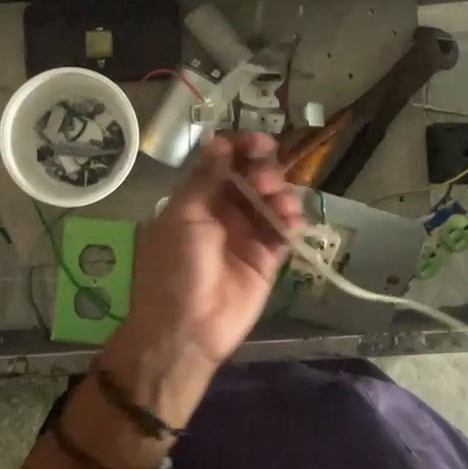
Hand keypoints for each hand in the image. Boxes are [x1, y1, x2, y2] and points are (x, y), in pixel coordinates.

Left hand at [114, 133, 302, 368]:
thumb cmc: (175, 267)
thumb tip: (219, 140)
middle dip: (264, 169)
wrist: (186, 328)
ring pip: (272, 200)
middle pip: (253, 176)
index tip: (260, 142)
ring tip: (277, 203)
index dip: (242, 147)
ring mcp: (247, 234)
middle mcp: (224, 212)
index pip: (224, 162)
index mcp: (197, 198)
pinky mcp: (267, 258)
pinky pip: (284, 230)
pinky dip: (292, 219)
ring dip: (280, 192)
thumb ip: (206, 178)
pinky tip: (289, 219)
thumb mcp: (184, 216)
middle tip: (264, 180)